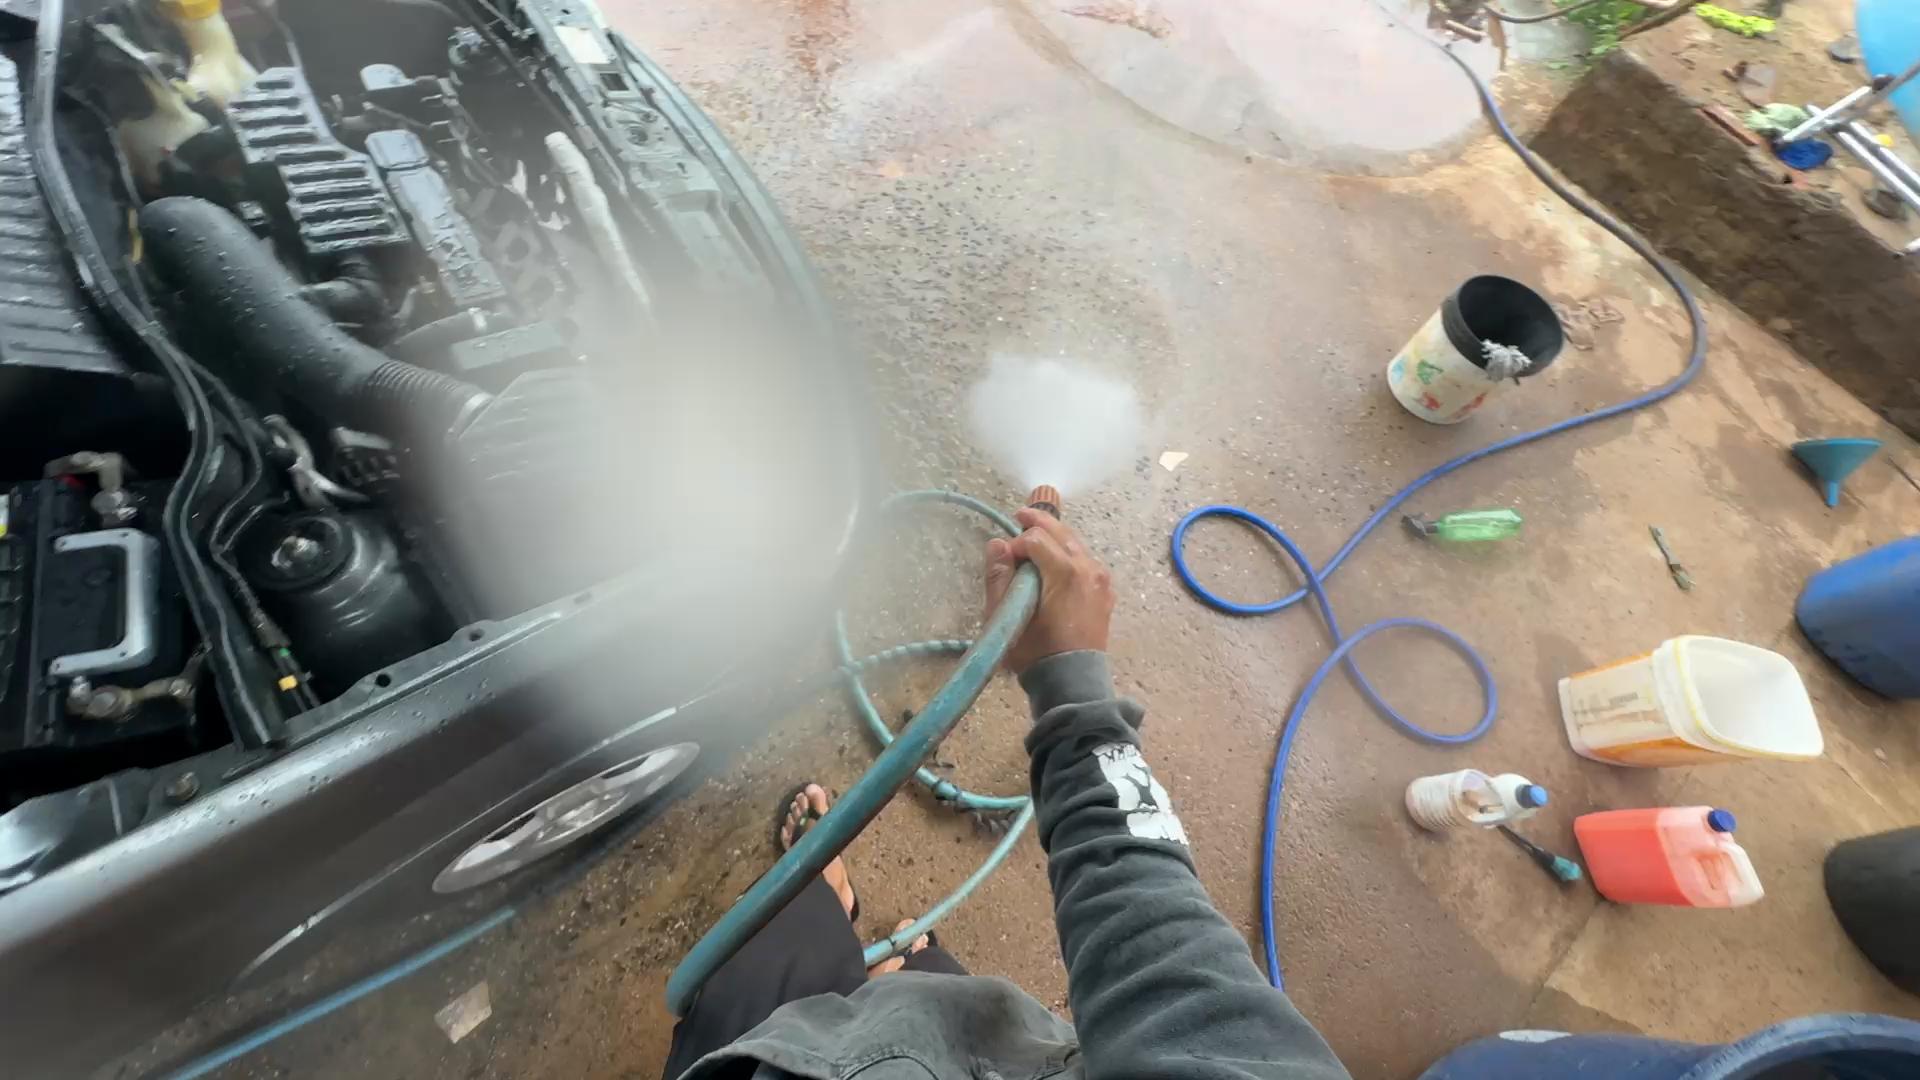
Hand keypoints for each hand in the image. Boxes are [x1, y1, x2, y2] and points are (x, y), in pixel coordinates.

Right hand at [984, 508, 1113, 674]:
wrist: (1071, 681)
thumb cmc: (1034, 651)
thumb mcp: (1006, 617)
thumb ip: (999, 577)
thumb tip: (998, 544)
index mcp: (1065, 571)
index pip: (1036, 538)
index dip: (1017, 543)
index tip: (1005, 558)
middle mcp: (1088, 568)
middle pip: (1060, 532)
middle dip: (1038, 524)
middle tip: (1020, 516)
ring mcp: (1100, 580)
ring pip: (1075, 545)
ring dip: (1054, 538)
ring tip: (1035, 537)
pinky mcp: (1105, 592)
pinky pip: (1085, 563)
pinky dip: (1068, 556)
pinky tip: (1055, 562)